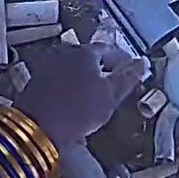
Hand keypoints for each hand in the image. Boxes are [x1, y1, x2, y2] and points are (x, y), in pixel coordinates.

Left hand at [15, 44, 143, 145]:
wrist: (37, 128)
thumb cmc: (77, 111)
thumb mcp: (110, 97)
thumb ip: (127, 78)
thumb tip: (141, 63)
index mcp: (85, 52)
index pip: (109, 50)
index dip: (122, 60)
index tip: (130, 69)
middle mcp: (65, 53)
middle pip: (90, 57)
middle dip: (103, 68)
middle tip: (115, 82)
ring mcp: (48, 66)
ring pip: (74, 68)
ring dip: (86, 77)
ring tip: (96, 95)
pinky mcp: (37, 82)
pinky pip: (61, 79)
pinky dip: (71, 86)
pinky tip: (75, 101)